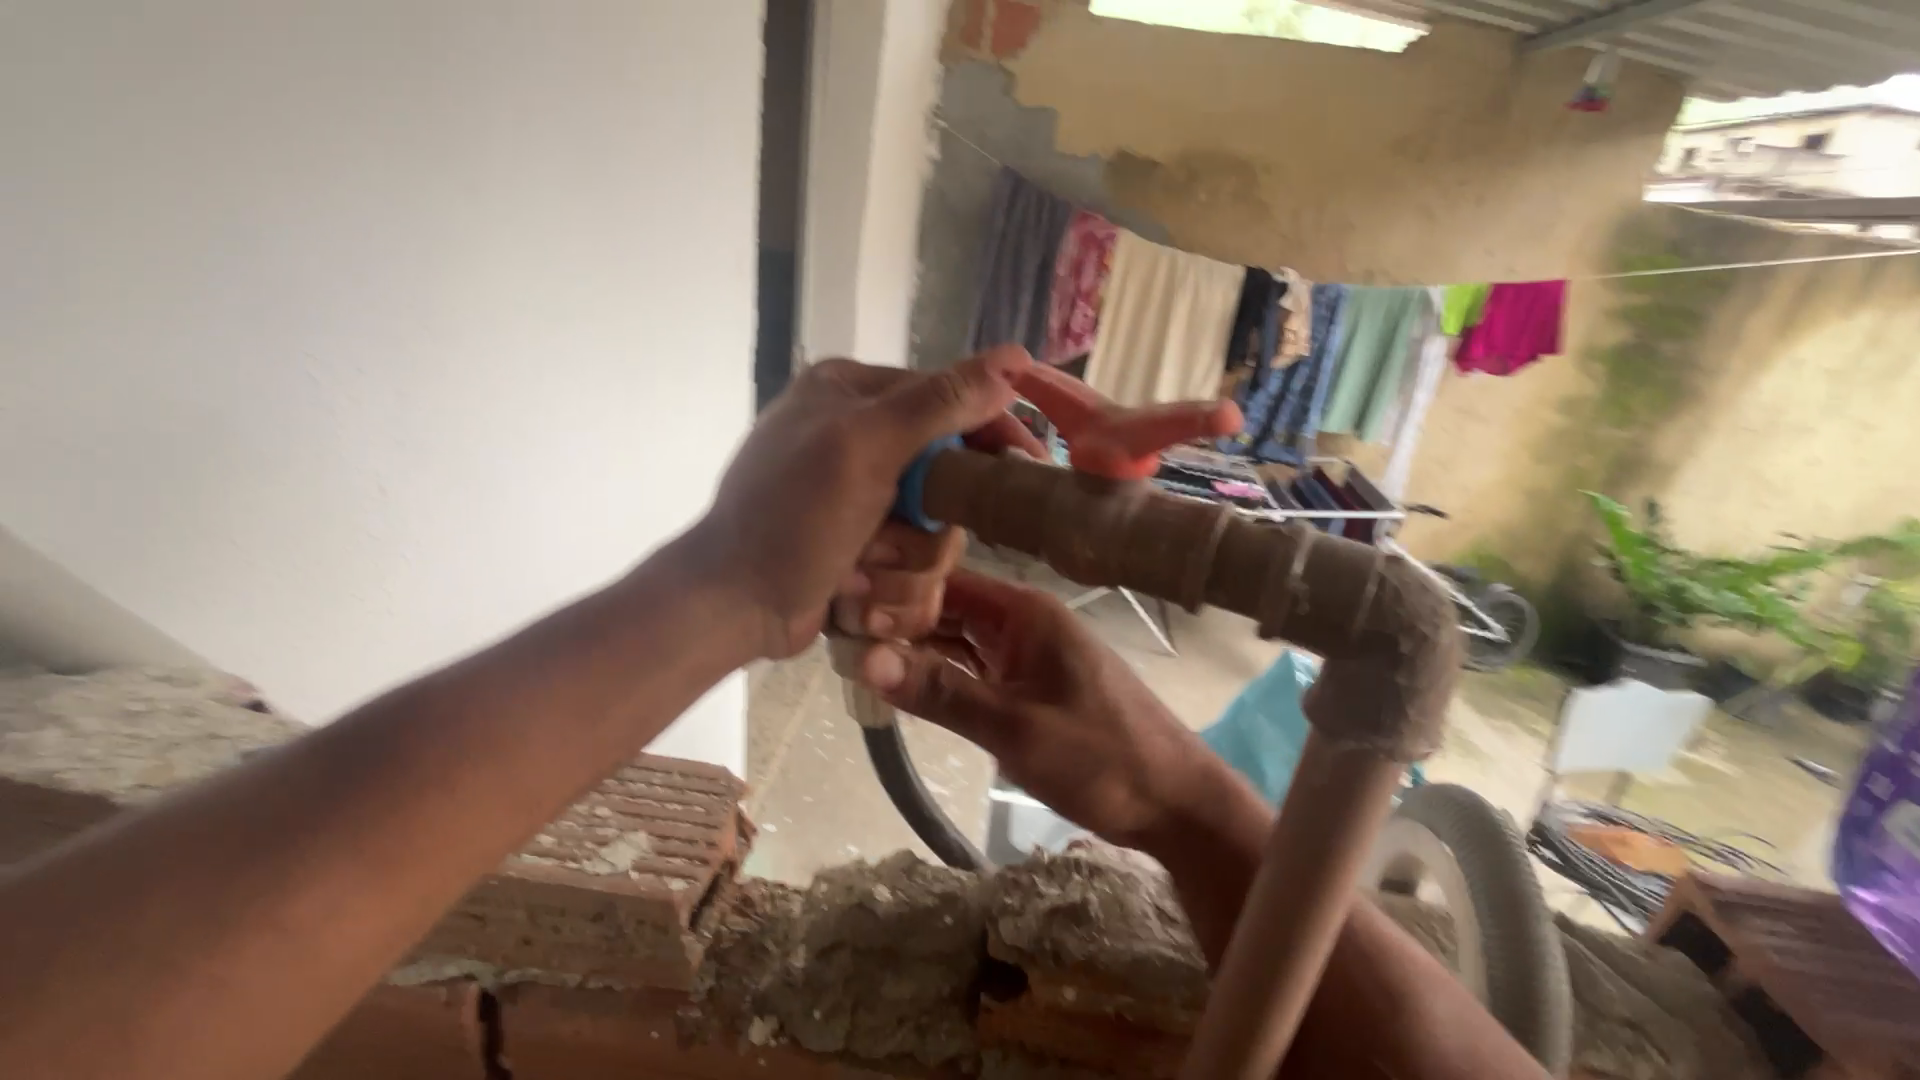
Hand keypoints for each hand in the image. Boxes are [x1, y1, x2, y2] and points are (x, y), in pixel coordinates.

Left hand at [693, 349, 1042, 659]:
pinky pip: (914, 574)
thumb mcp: (865, 447)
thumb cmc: (792, 518)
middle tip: (882, 547)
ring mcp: (862, 502)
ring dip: (902, 572)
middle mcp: (860, 441)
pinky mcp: (863, 552)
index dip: (990, 434)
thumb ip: (940, 403)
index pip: (949, 400)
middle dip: (923, 533)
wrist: (734, 605)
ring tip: (857, 581)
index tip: (1027, 465)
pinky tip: (851, 599)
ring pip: (936, 540)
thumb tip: (1017, 358)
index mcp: (853, 395)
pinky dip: (889, 595)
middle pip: (949, 485)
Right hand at [851, 569, 1222, 851]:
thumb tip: (866, 657)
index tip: (839, 600)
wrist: (1175, 801)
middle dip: (895, 618)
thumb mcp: (1016, 727)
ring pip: (958, 640)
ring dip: (914, 648)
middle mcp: (1023, 624)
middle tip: (833, 629)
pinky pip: (974, 670)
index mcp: (1024, 613)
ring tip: (852, 653)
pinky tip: (902, 684)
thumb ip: (942, 692)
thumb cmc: (1102, 757)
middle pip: (947, 608)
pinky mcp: (1031, 688)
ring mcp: (1028, 656)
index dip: (893, 588)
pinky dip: (941, 676)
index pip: (945, 582)